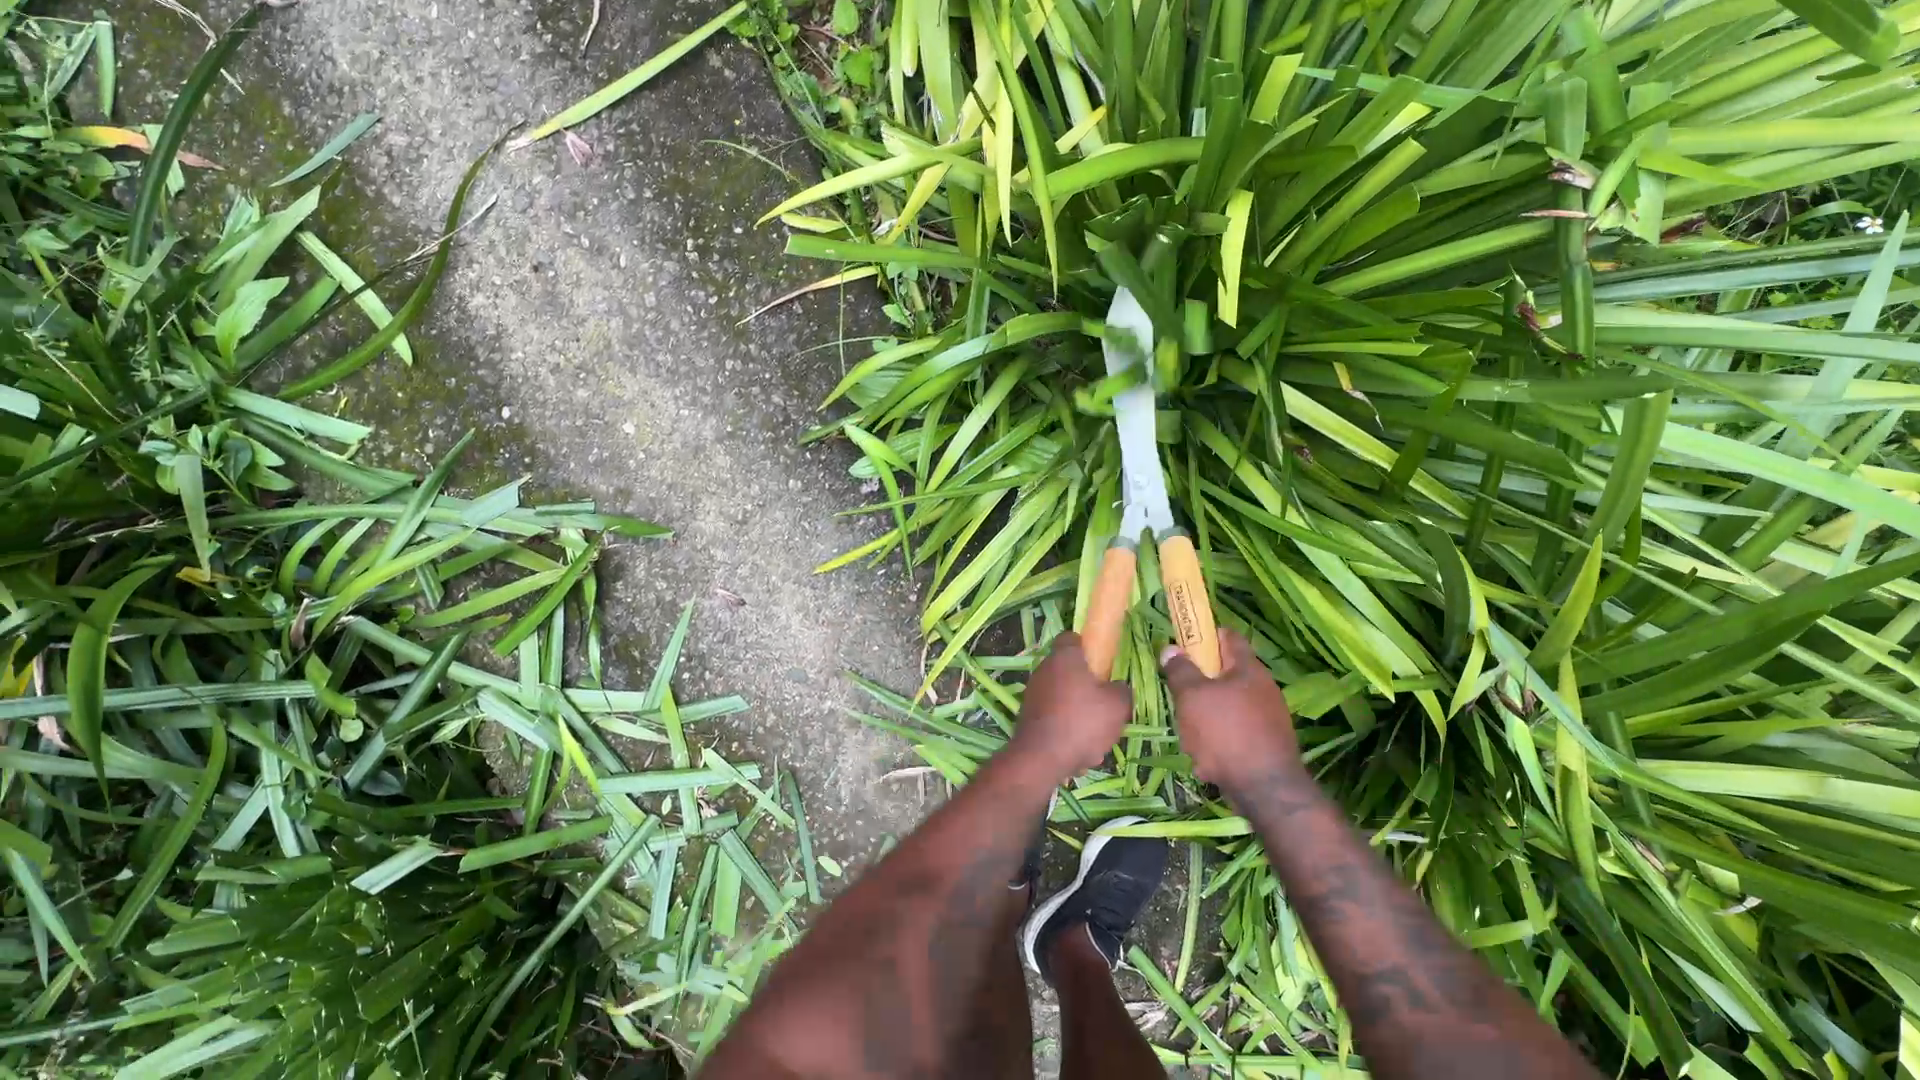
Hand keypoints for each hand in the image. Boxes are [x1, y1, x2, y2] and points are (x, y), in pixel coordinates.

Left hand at [1009, 632, 1133, 777]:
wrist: (1041, 758)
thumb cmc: (1083, 722)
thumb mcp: (1118, 705)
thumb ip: (1121, 690)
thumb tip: (1116, 687)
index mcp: (1064, 658)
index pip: (1071, 638)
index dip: (1088, 646)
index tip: (1102, 662)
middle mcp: (1043, 670)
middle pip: (1068, 670)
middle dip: (1087, 686)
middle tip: (1104, 703)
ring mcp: (1032, 694)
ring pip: (1063, 697)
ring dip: (1078, 712)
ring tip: (1095, 735)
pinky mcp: (1027, 717)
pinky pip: (1054, 718)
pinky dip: (1066, 729)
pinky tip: (1079, 750)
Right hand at [1164, 627, 1300, 790]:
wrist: (1264, 787)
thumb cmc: (1225, 732)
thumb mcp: (1192, 697)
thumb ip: (1180, 671)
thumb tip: (1171, 649)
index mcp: (1248, 668)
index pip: (1228, 636)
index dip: (1205, 634)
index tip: (1184, 643)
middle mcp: (1263, 688)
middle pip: (1227, 673)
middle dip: (1201, 682)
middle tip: (1179, 692)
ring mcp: (1268, 717)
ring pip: (1228, 706)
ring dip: (1206, 714)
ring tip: (1188, 731)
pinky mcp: (1266, 743)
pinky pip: (1235, 732)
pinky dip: (1218, 740)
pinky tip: (1205, 757)